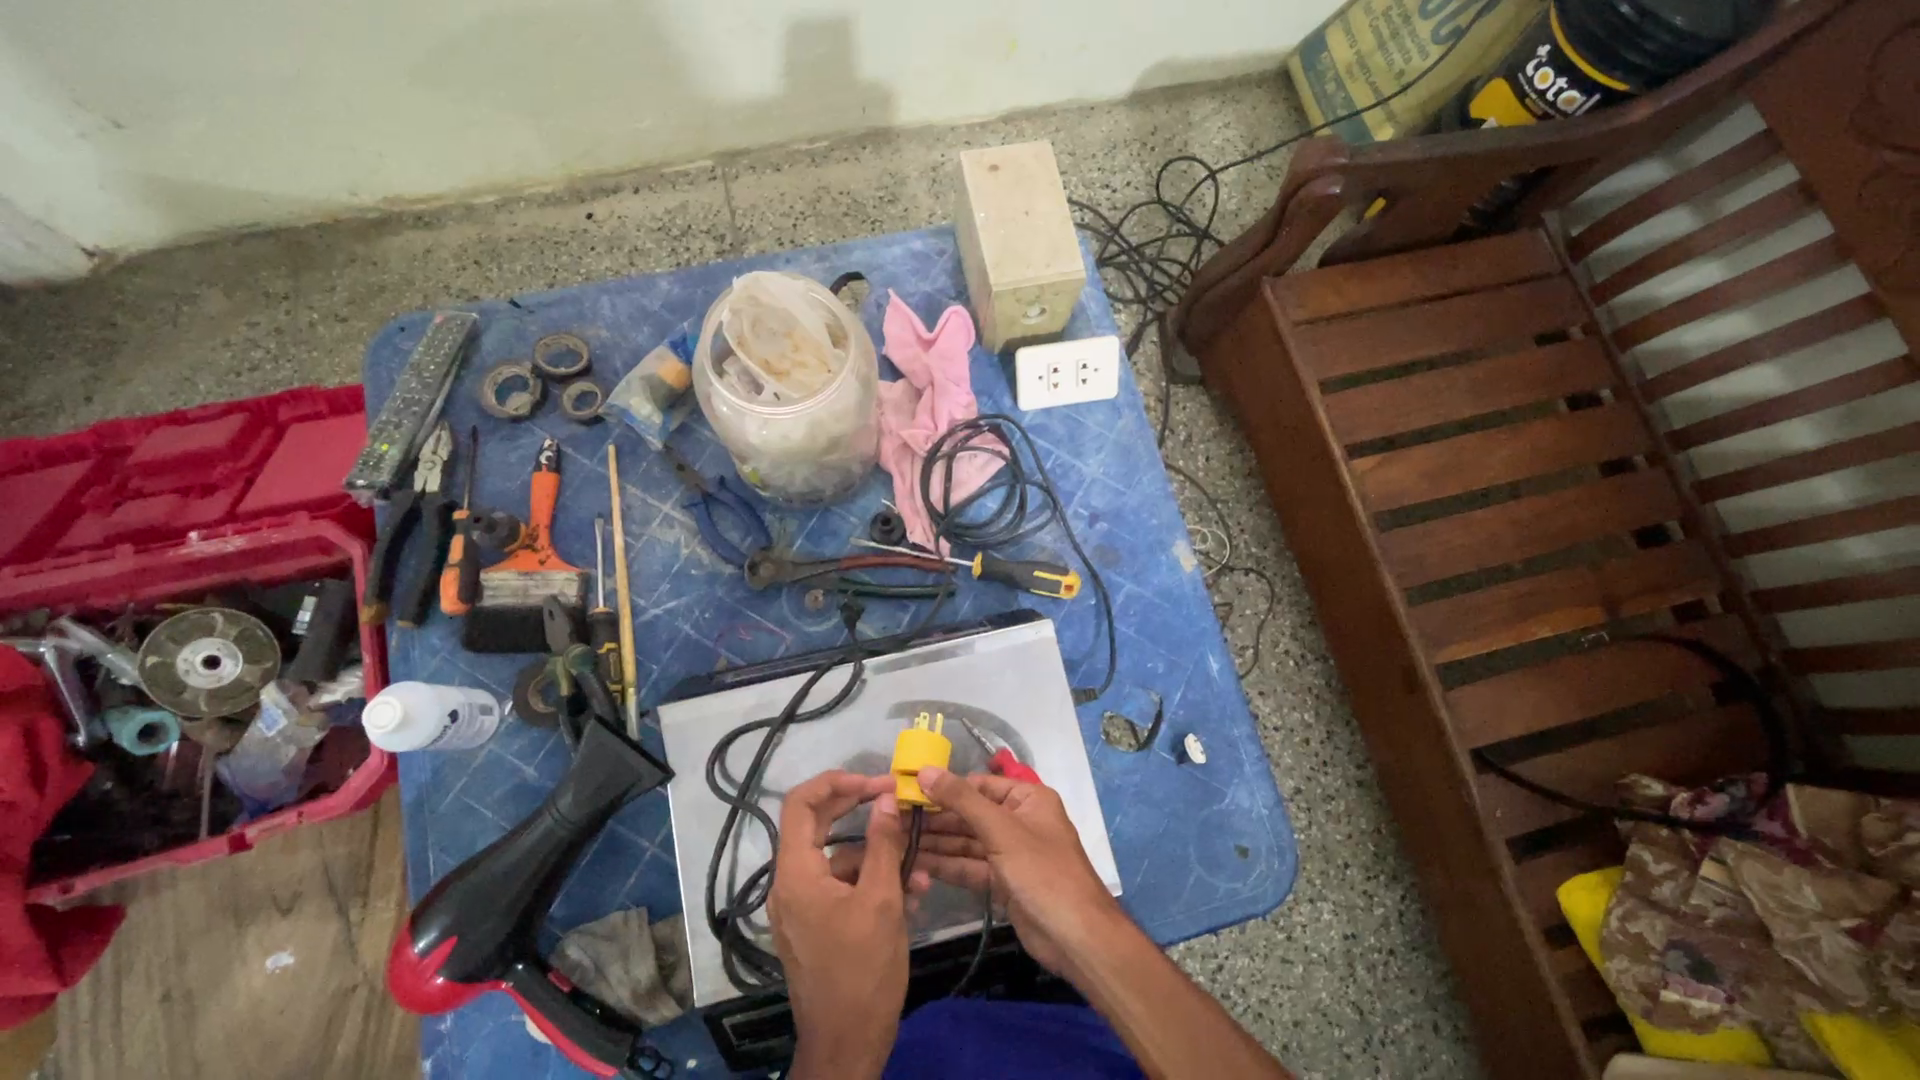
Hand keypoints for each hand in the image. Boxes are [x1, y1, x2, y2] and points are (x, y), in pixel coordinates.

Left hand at [769, 770, 911, 1079]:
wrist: (846, 1042)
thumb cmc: (863, 971)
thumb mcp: (881, 902)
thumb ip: (884, 845)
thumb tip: (885, 798)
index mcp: (796, 873)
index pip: (800, 803)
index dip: (836, 782)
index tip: (875, 781)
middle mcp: (789, 884)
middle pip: (816, 826)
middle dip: (858, 810)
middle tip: (895, 800)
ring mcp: (800, 907)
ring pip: (836, 860)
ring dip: (876, 855)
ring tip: (919, 866)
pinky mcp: (814, 925)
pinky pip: (839, 888)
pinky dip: (870, 883)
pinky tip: (910, 895)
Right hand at [912, 765, 1125, 976]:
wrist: (1075, 935)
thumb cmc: (1042, 871)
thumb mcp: (1001, 829)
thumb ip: (961, 800)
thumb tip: (925, 770)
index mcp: (1027, 799)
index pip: (979, 785)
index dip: (944, 787)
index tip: (908, 790)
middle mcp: (1019, 821)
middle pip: (971, 814)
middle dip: (936, 819)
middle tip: (895, 820)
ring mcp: (1011, 854)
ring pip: (968, 843)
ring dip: (937, 843)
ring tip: (897, 841)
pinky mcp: (1004, 883)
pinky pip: (971, 867)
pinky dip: (947, 866)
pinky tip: (917, 864)